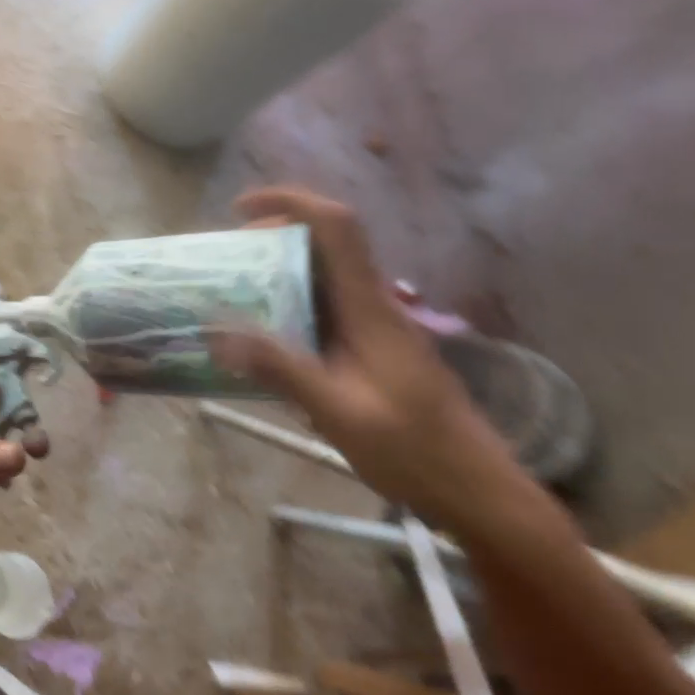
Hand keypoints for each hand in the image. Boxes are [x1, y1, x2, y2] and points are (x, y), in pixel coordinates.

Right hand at [207, 187, 524, 525]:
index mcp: (371, 308)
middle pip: (326, 243)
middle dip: (272, 236)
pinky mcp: (372, 351)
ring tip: (230, 293)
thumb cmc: (414, 450)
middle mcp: (375, 306)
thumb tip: (217, 334)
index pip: (338, 227)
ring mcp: (376, 328)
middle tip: (227, 259)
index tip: (239, 209)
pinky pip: (324, 309)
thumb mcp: (339, 412)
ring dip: (277, 272)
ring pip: (324, 277)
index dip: (290, 202)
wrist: (477, 491)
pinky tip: (261, 339)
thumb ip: (281, 370)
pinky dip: (287, 307)